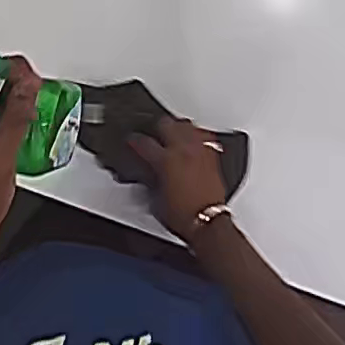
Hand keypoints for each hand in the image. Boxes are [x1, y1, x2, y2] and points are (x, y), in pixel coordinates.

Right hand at [128, 116, 229, 243]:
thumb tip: (149, 173)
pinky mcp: (212, 154)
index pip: (144, 143)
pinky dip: (196, 135)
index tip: (132, 140)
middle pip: (166, 123)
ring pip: (186, 125)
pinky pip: (204, 135)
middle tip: (153, 132)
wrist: (207, 222)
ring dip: (177, 127)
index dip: (134, 140)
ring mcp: (198, 150)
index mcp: (165, 161)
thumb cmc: (183, 215)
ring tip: (172, 132)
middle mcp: (182, 151)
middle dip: (156, 126)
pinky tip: (193, 139)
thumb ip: (150, 180)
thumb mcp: (156, 199)